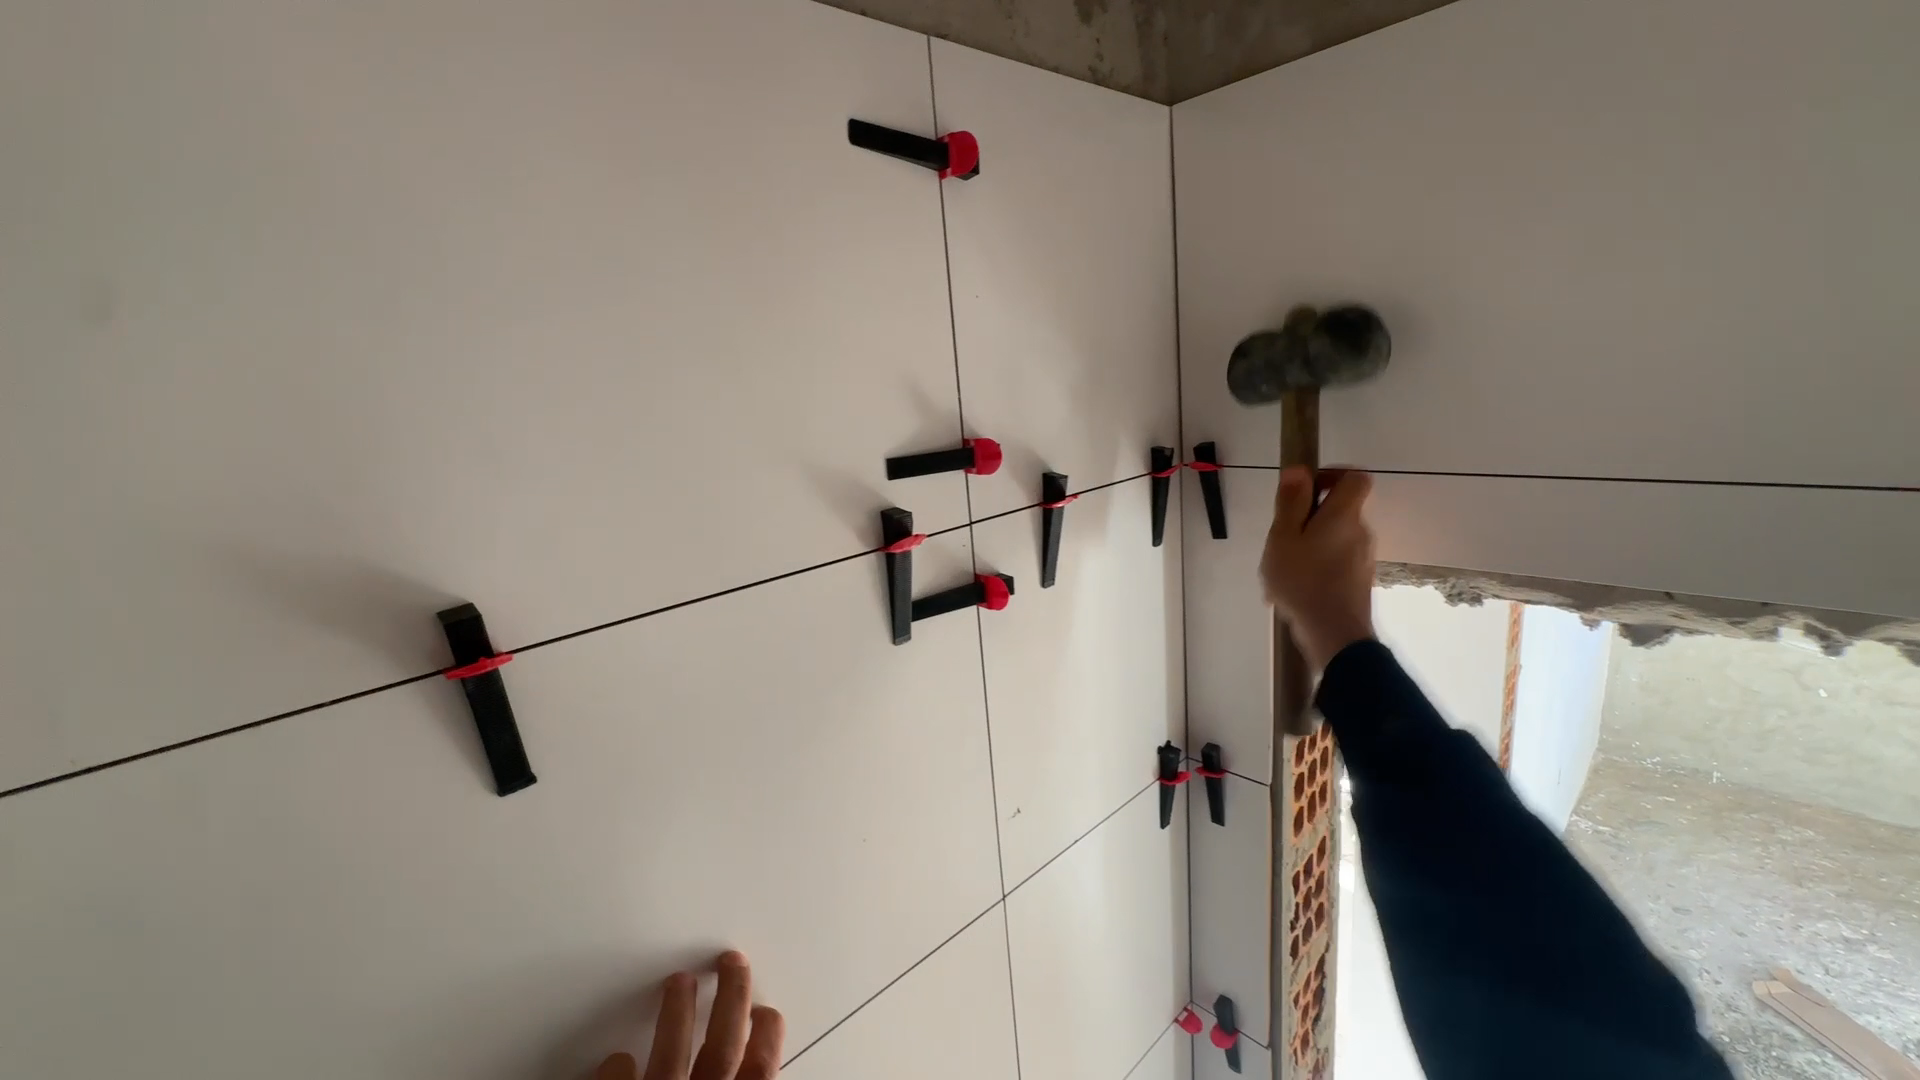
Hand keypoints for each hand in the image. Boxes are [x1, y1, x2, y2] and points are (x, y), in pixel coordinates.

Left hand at [597, 951, 784, 1079]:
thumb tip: (753, 1074)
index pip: (762, 1067)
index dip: (768, 1036)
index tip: (766, 1013)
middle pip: (723, 1044)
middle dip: (730, 996)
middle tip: (730, 962)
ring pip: (671, 1054)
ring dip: (677, 1014)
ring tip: (678, 981)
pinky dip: (619, 1068)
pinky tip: (617, 1059)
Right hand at [1260, 466, 1376, 671]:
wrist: (1333, 633)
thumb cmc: (1302, 581)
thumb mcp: (1284, 537)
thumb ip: (1291, 503)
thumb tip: (1299, 469)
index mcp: (1343, 515)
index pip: (1355, 478)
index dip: (1332, 476)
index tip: (1304, 492)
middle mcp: (1361, 532)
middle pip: (1340, 511)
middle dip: (1310, 518)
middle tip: (1282, 537)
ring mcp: (1363, 559)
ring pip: (1334, 539)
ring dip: (1310, 545)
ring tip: (1282, 569)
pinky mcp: (1359, 581)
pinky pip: (1336, 562)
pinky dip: (1317, 566)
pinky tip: (1293, 589)